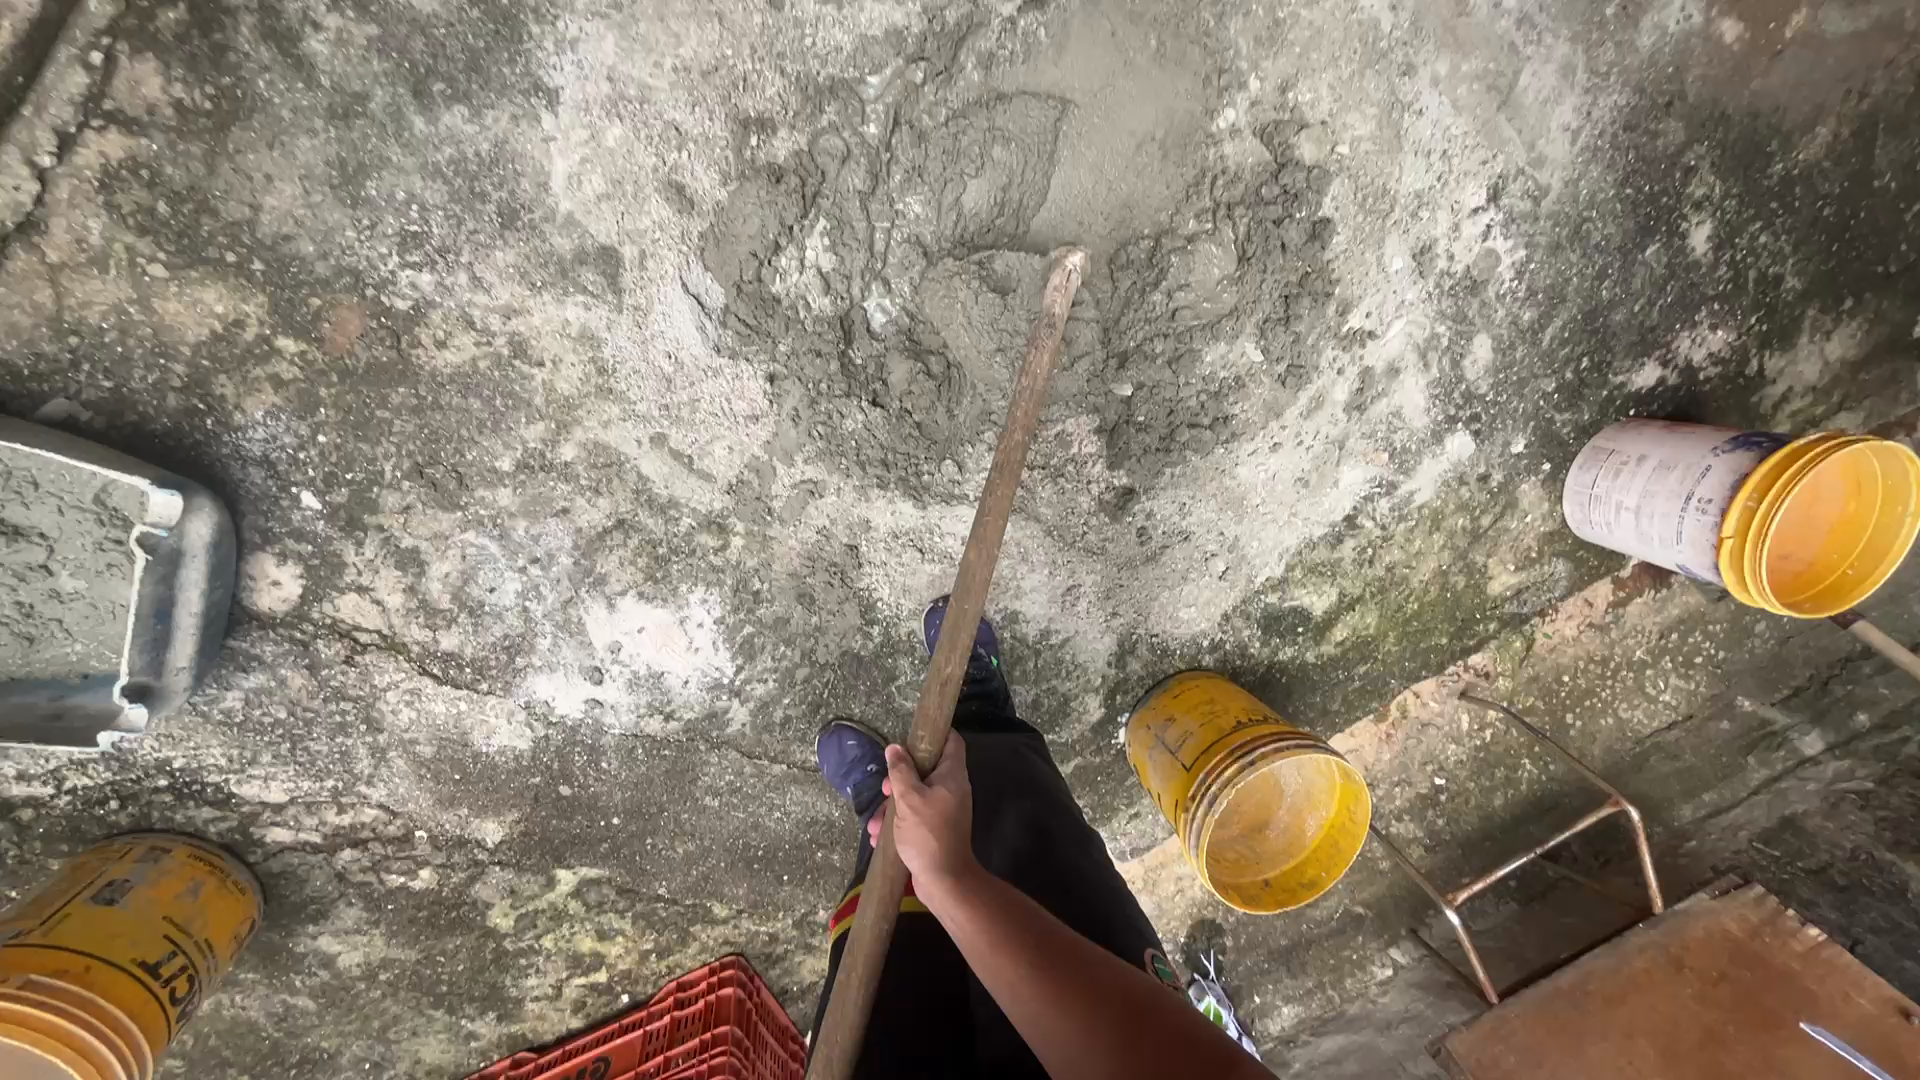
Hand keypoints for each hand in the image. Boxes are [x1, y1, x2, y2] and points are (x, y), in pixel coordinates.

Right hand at [866, 731, 979, 896]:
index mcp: (952, 775)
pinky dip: (896, 823)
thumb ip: (900, 771)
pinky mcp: (935, 828)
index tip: (911, 736)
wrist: (943, 882)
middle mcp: (951, 788)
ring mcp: (944, 809)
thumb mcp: (908, 799)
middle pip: (925, 769)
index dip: (934, 733)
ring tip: (874, 824)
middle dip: (899, 779)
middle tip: (885, 789)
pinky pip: (913, 816)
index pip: (951, 741)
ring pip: (914, 795)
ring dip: (891, 807)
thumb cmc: (928, 835)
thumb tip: (894, 748)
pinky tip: (878, 837)